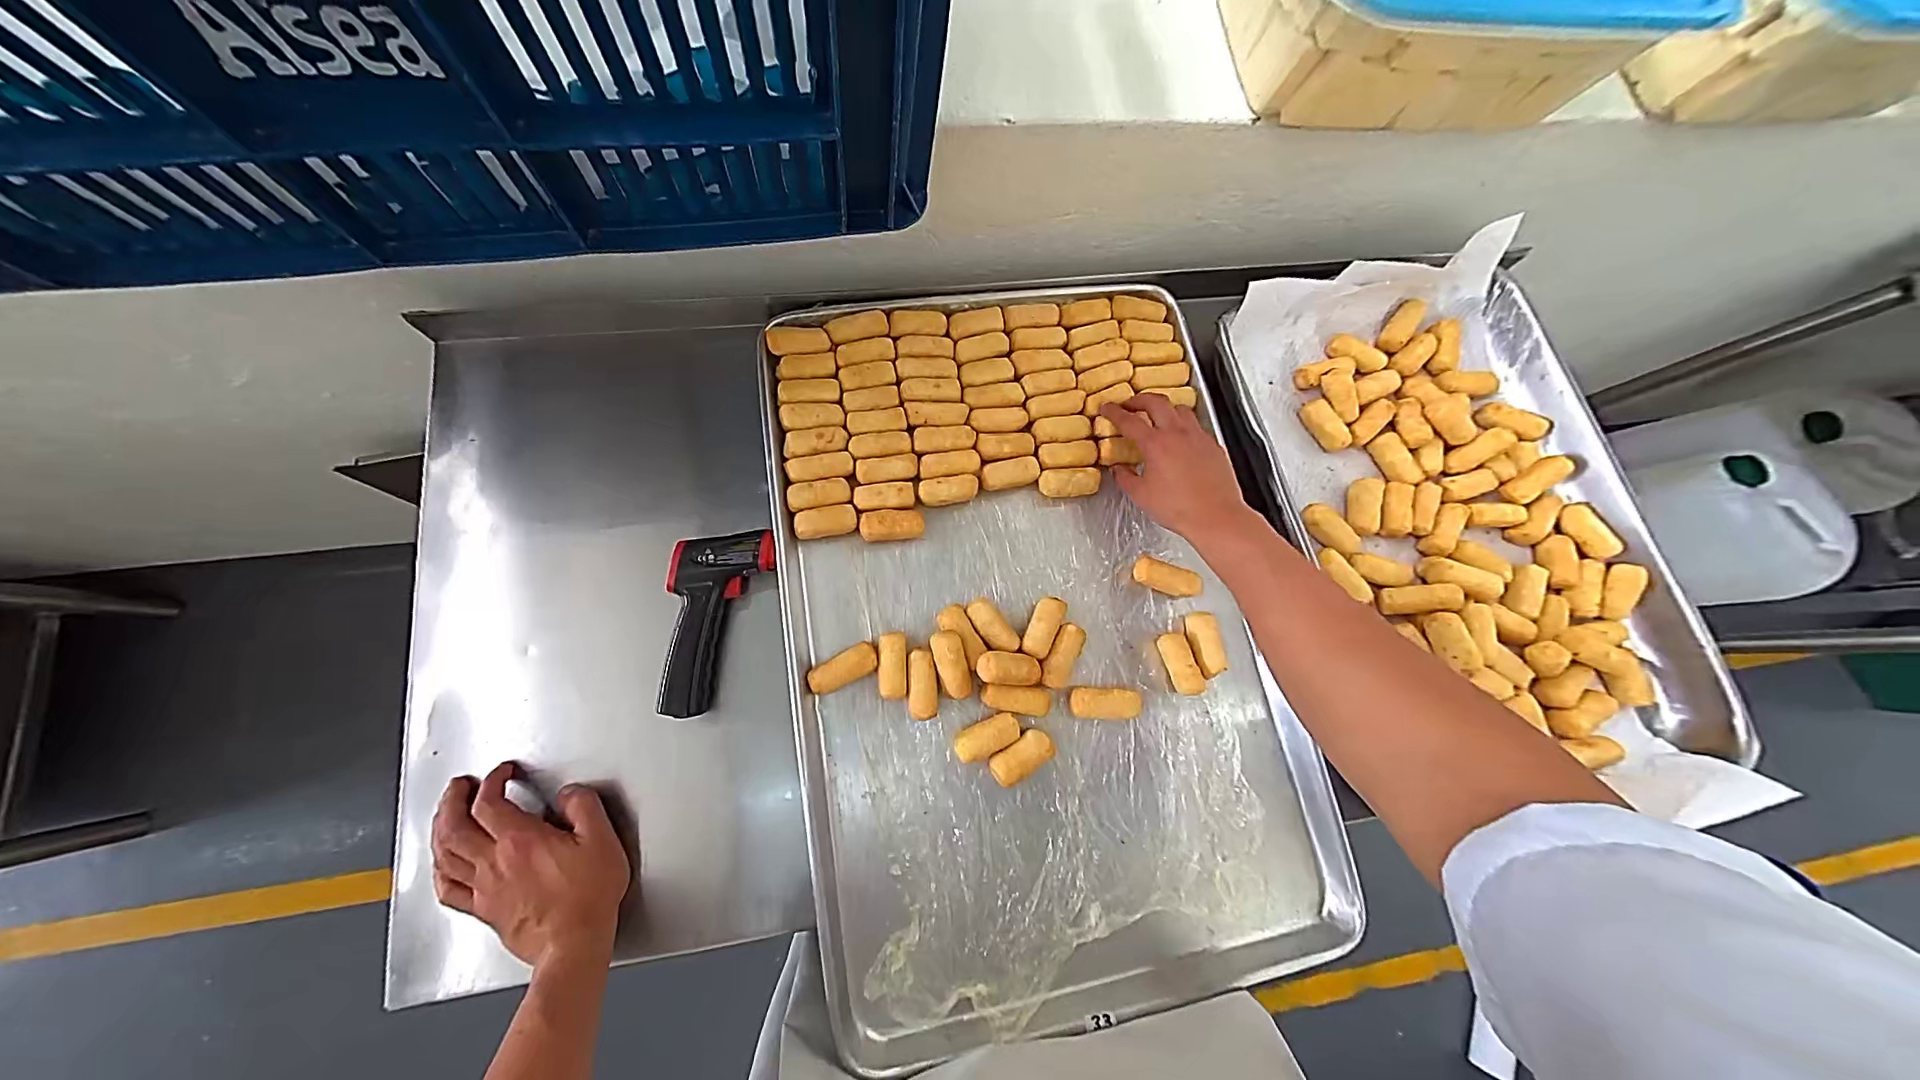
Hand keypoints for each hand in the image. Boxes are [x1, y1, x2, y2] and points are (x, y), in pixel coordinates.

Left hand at [432, 762, 631, 968]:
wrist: (573, 942)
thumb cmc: (589, 895)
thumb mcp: (602, 838)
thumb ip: (584, 807)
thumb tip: (570, 793)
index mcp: (522, 841)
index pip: (490, 802)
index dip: (493, 780)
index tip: (504, 772)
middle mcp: (495, 862)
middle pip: (454, 826)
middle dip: (453, 800)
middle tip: (461, 786)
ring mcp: (485, 888)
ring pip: (444, 855)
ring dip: (440, 829)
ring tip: (446, 816)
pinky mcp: (484, 910)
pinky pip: (448, 889)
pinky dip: (440, 870)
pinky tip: (443, 865)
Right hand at [1101, 395, 1256, 541]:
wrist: (1216, 516)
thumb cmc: (1179, 508)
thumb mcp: (1141, 495)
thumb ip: (1125, 478)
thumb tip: (1119, 470)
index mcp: (1156, 445)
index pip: (1129, 420)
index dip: (1114, 412)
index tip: (1108, 408)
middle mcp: (1177, 434)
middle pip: (1156, 402)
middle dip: (1139, 399)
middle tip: (1130, 405)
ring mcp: (1198, 437)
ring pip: (1179, 408)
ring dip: (1164, 407)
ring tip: (1157, 416)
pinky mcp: (1213, 445)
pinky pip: (1196, 425)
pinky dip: (1183, 424)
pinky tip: (1180, 437)